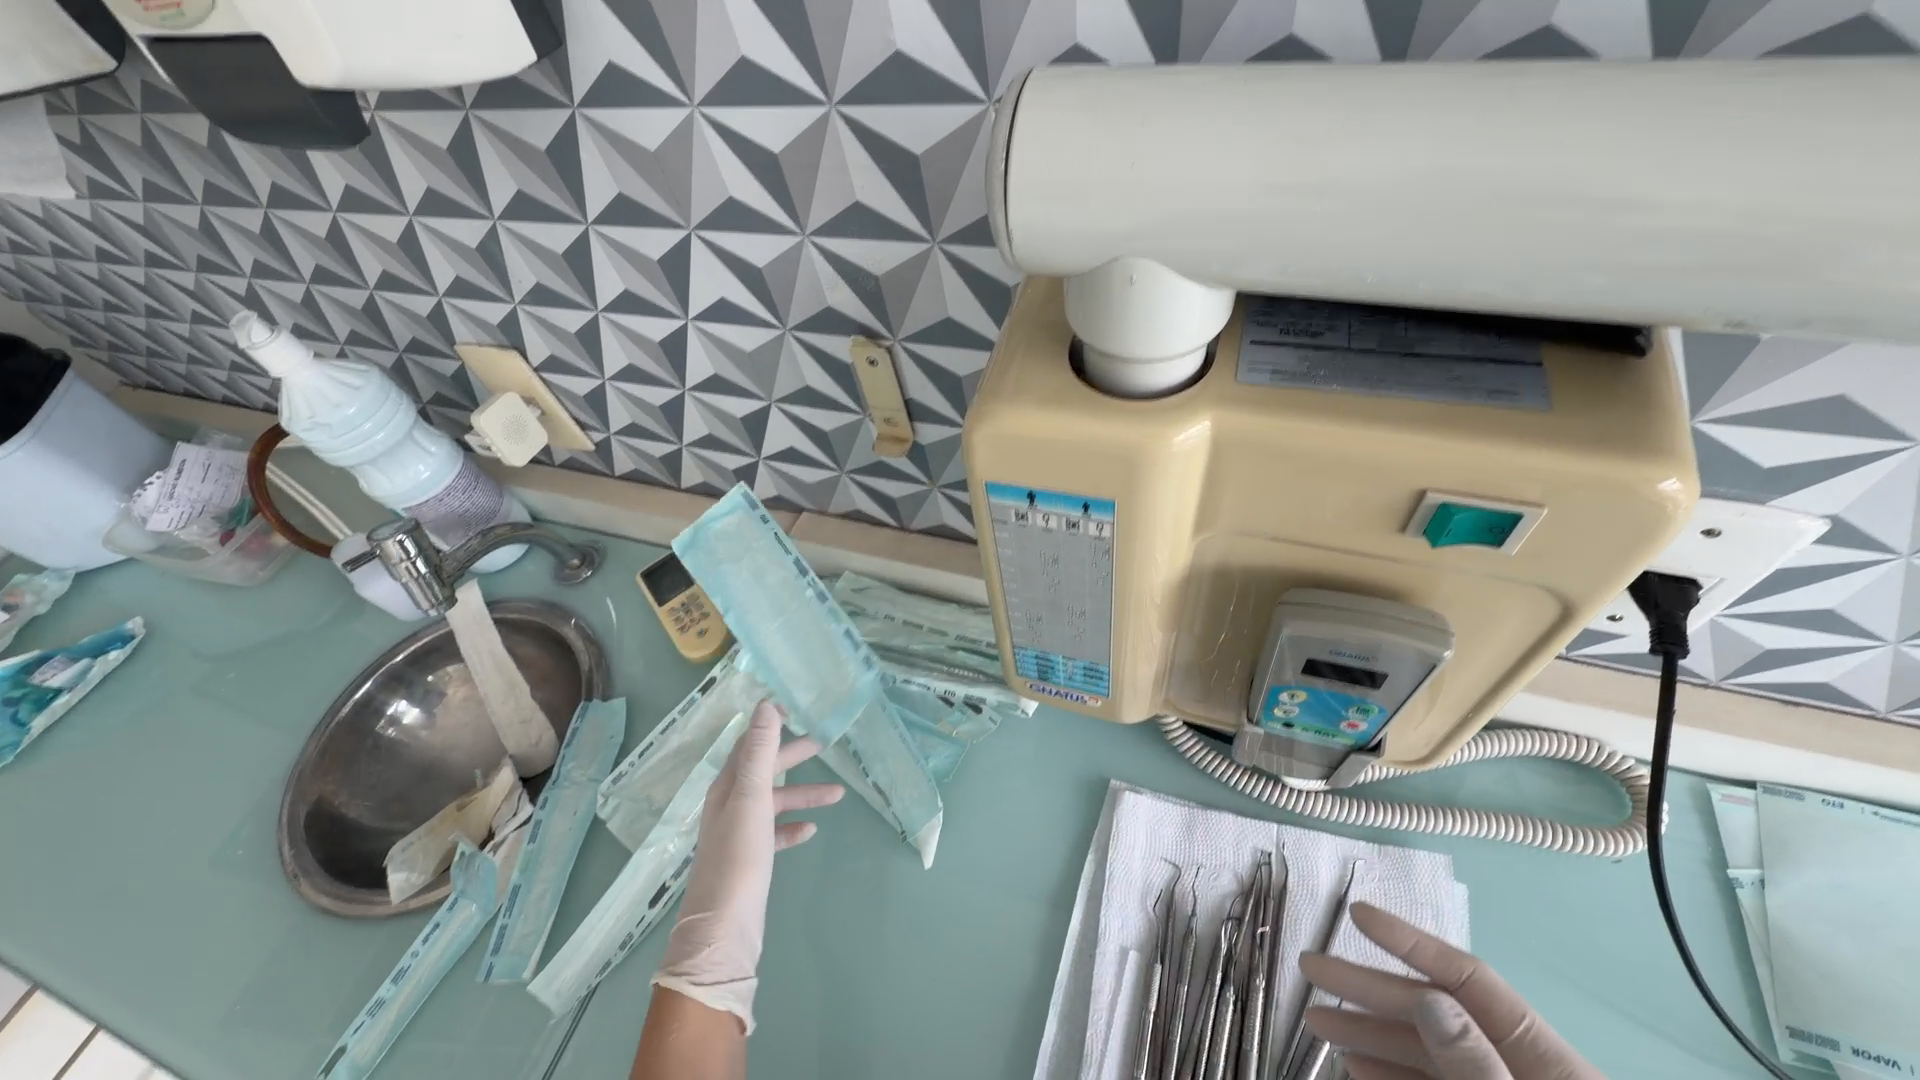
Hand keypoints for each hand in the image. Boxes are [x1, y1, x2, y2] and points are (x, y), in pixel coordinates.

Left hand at [652, 700, 843, 1033]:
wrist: (724, 927)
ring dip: (802, 794)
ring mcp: (738, 834)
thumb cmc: (738, 857)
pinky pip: (775, 833)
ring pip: (774, 803)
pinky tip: (811, 831)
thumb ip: (761, 752)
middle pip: (763, 772)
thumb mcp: (752, 797)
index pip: (748, 746)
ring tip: (836, 796)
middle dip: (791, 757)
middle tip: (822, 744)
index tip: (793, 710)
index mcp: (726, 787)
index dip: (768, 727)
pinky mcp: (750, 860)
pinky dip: (793, 827)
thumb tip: (766, 705)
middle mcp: (729, 806)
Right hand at [1299, 902, 1602, 1079]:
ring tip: (1317, 1020)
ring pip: (1425, 1052)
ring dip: (1369, 1032)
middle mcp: (1518, 1074)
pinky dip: (1387, 1075)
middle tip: (1310, 969)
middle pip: (1437, 1014)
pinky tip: (1354, 1069)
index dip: (1412, 943)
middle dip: (1371, 990)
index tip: (1357, 916)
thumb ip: (1474, 1066)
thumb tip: (1427, 998)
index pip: (1470, 982)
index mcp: (1546, 1063)